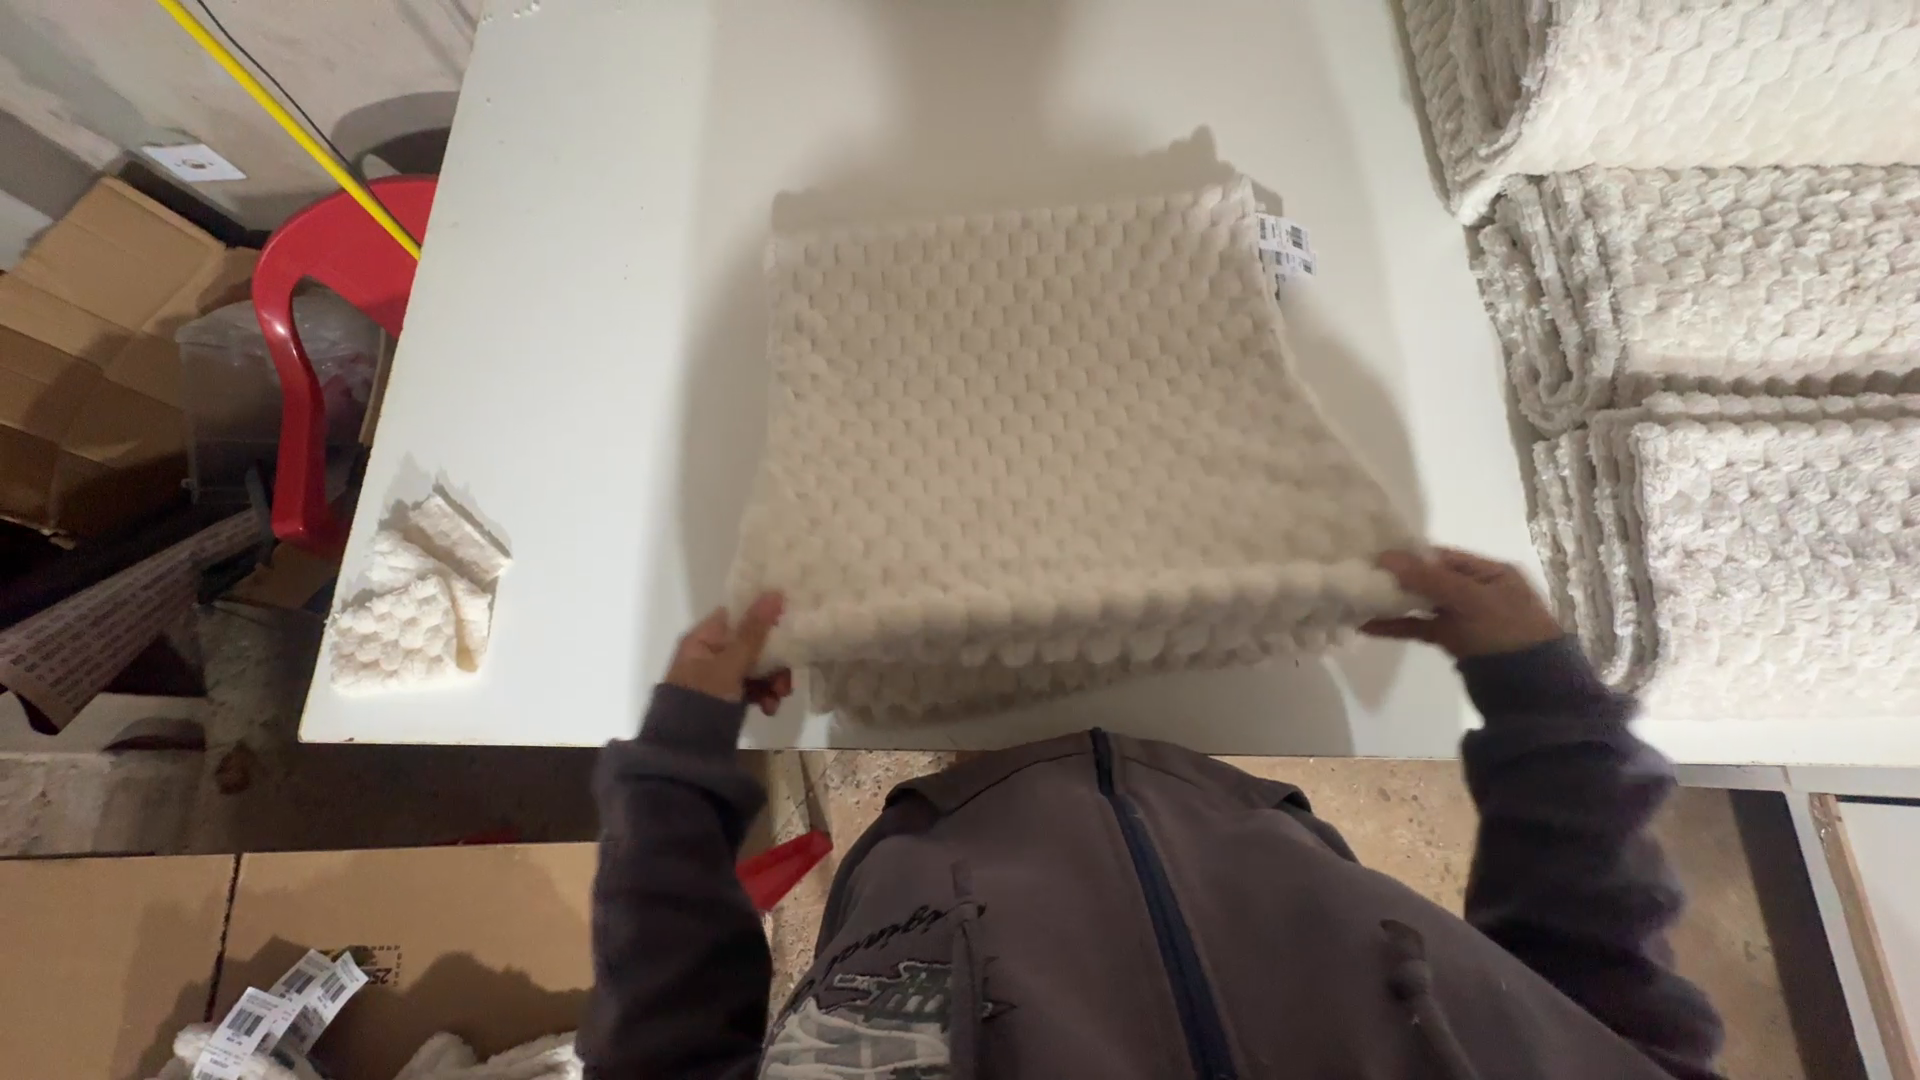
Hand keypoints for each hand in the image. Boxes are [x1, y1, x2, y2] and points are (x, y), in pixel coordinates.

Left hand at [666, 592, 792, 715]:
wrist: (683, 751)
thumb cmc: (703, 698)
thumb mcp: (730, 664)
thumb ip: (754, 631)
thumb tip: (774, 593)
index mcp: (703, 639)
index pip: (737, 614)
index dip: (762, 614)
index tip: (788, 620)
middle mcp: (710, 653)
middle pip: (752, 643)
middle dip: (774, 659)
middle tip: (786, 676)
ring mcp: (719, 676)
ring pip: (757, 667)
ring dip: (773, 680)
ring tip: (780, 697)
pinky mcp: (728, 697)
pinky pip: (753, 687)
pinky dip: (765, 695)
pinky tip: (770, 708)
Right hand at [1361, 548, 1562, 659]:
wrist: (1530, 688)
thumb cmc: (1508, 631)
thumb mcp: (1471, 599)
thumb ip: (1428, 578)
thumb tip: (1385, 556)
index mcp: (1489, 572)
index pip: (1441, 556)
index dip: (1408, 555)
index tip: (1374, 556)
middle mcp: (1475, 589)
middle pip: (1427, 578)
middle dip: (1395, 578)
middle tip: (1360, 576)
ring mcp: (1462, 615)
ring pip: (1419, 602)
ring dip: (1391, 602)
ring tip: (1356, 599)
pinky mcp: (1450, 638)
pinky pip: (1417, 626)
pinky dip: (1394, 625)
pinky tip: (1367, 626)